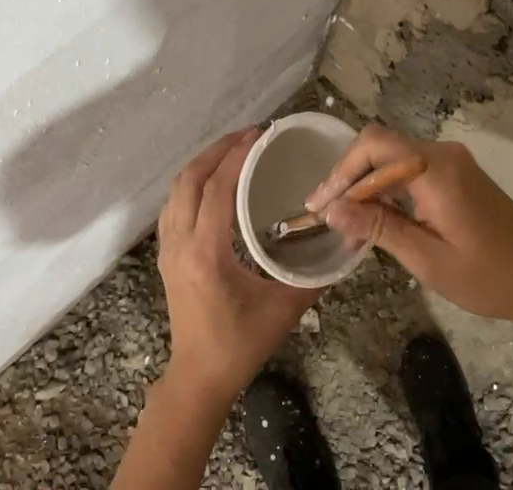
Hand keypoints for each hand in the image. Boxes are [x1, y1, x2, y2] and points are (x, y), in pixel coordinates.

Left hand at [155, 127, 322, 400]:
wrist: (199, 376)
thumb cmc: (242, 344)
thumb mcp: (285, 309)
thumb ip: (314, 275)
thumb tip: (345, 241)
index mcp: (206, 253)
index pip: (216, 189)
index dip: (236, 157)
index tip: (259, 135)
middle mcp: (180, 243)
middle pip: (189, 179)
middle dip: (217, 151)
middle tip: (249, 136)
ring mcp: (168, 248)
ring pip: (176, 190)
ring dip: (202, 164)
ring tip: (233, 151)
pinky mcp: (166, 254)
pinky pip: (173, 205)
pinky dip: (192, 183)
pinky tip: (214, 182)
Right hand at [311, 123, 512, 326]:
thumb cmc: (487, 276)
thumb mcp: (427, 259)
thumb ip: (379, 227)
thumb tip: (333, 209)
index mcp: (436, 171)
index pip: (374, 146)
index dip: (341, 171)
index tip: (321, 205)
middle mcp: (442, 154)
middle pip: (380, 146)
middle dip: (349, 176)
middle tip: (329, 214)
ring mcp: (452, 160)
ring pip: (392, 155)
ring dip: (366, 183)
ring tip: (347, 222)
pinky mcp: (456, 171)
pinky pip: (410, 167)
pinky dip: (387, 186)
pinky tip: (376, 217)